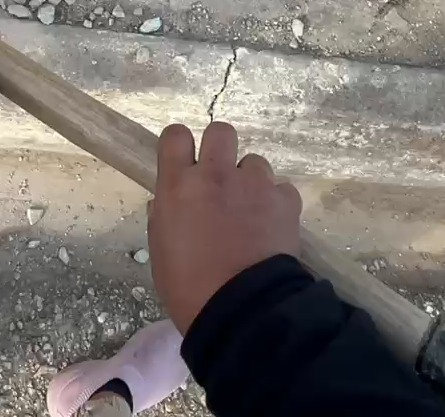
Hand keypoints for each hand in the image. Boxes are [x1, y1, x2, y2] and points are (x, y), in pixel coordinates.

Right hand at [147, 121, 301, 331]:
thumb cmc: (189, 288)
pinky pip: (282, 189)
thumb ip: (164, 215)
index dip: (180, 145)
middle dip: (220, 149)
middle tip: (220, 178)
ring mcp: (253, 184)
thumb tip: (168, 202)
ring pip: (255, 162)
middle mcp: (215, 174)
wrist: (242, 313)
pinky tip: (273, 227)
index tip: (184, 162)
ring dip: (251, 182)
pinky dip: (277, 204)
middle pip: (220, 131)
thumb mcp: (160, 250)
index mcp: (178, 184)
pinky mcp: (284, 201)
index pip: (175, 135)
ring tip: (251, 213)